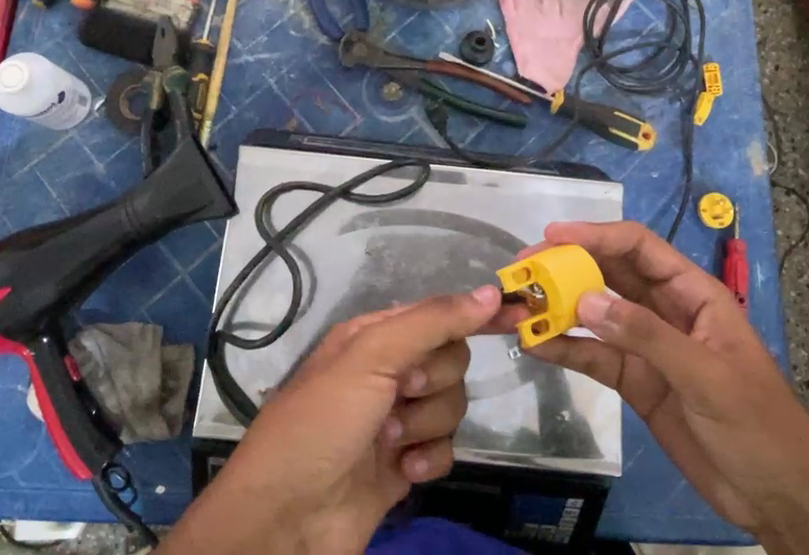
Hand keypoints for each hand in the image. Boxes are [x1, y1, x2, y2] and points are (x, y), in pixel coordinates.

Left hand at [161, 285, 500, 554]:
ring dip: (426, 423)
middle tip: (402, 393)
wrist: (288, 516)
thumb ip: (431, 322)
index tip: (520, 314)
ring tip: (390, 440)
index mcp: (372, 336)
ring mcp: (396, 420)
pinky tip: (402, 472)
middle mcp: (386, 372)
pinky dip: (428, 460)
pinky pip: (445, 450)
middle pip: (451, 360)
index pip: (436, 313)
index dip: (476, 313)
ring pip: (451, 406)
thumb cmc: (322, 421)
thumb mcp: (370, 356)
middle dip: (436, 380)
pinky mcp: (404, 465)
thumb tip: (491, 291)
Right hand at [505, 222, 808, 554]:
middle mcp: (666, 311)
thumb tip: (584, 300)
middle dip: (568, 267)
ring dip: (560, 308)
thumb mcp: (707, 376)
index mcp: (694, 294)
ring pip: (597, 314)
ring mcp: (649, 348)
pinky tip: (536, 347)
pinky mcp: (636, 383)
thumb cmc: (759, 425)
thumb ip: (647, 336)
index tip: (551, 238)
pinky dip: (566, 349)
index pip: (639, 248)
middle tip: (523, 271)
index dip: (596, 235)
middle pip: (610, 275)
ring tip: (520, 306)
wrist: (778, 497)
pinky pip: (595, 356)